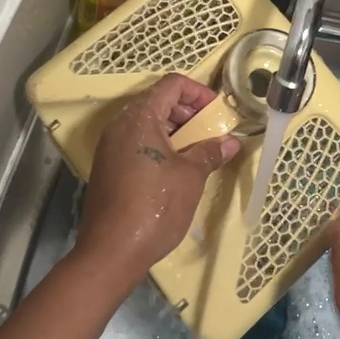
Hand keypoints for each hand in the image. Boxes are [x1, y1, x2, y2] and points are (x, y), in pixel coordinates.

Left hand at [76, 73, 241, 280]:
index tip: (217, 112)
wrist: (110, 253)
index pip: (172, 84)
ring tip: (197, 152)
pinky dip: (158, 145)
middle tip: (210, 132)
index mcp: (140, 117)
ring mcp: (110, 146)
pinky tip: (175, 169)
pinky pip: (136, 142)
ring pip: (147, 123)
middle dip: (188, 112)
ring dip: (175, 130)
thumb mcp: (190, 177)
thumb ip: (210, 152)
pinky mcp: (107, 167)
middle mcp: (120, 125)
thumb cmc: (155, 207)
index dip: (198, 92)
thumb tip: (232, 142)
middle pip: (158, 101)